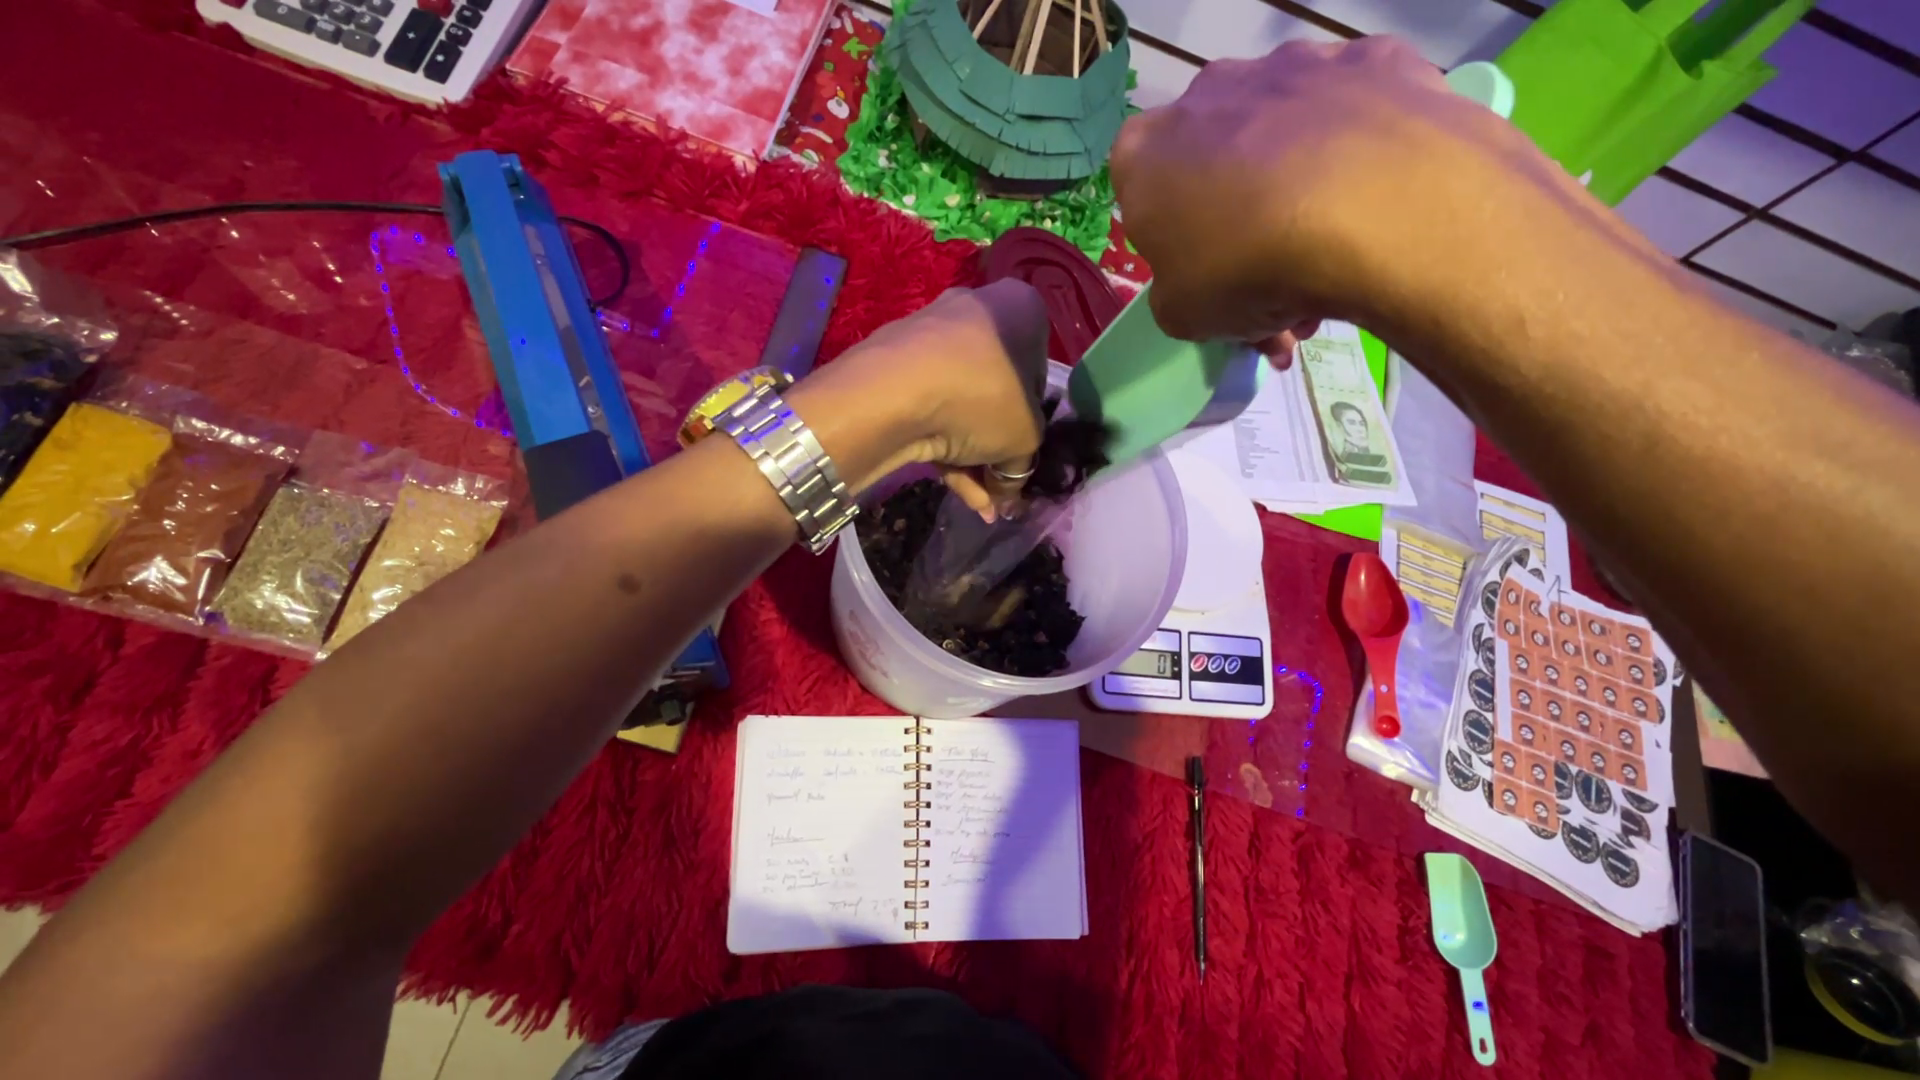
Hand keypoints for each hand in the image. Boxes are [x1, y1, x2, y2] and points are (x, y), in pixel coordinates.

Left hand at [789, 280, 1050, 519]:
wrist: (893, 392)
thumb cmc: (983, 399)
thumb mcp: (1025, 438)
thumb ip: (1023, 463)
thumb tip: (1007, 489)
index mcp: (1021, 309)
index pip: (1037, 373)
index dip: (1031, 421)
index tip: (1021, 455)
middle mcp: (976, 309)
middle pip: (995, 389)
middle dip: (994, 445)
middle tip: (996, 487)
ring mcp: (930, 332)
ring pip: (960, 401)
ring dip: (969, 455)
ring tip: (975, 501)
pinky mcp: (894, 359)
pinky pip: (928, 402)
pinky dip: (939, 441)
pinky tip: (947, 483)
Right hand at [1111, 37, 1572, 351]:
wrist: (1371, 212)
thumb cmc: (1245, 269)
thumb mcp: (1181, 316)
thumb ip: (1175, 290)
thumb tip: (1204, 277)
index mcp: (1145, 153)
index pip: (1146, 200)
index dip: (1179, 248)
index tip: (1210, 282)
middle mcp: (1208, 94)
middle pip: (1220, 170)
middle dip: (1245, 234)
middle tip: (1278, 294)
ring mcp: (1290, 68)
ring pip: (1287, 146)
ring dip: (1301, 204)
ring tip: (1337, 275)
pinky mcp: (1369, 61)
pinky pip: (1355, 120)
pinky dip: (1361, 161)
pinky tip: (1378, 213)